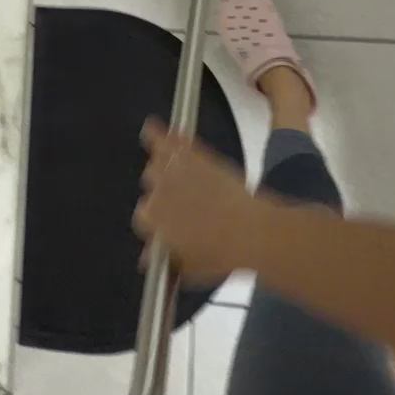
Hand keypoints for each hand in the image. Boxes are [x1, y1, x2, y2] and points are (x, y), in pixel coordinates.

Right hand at [132, 118, 266, 283]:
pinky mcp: (194, 155)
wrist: (252, 231)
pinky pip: (172, 140)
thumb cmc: (220, 255)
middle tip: (183, 198)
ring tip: (172, 164)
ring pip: (157, 160)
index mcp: (153, 220)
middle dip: (162, 189)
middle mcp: (158, 191)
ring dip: (162, 162)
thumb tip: (147, 260)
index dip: (157, 219)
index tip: (169, 221)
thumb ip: (166, 260)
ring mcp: (176, 170)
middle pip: (150, 183)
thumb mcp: (190, 267)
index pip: (143, 216)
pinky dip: (160, 133)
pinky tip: (154, 127)